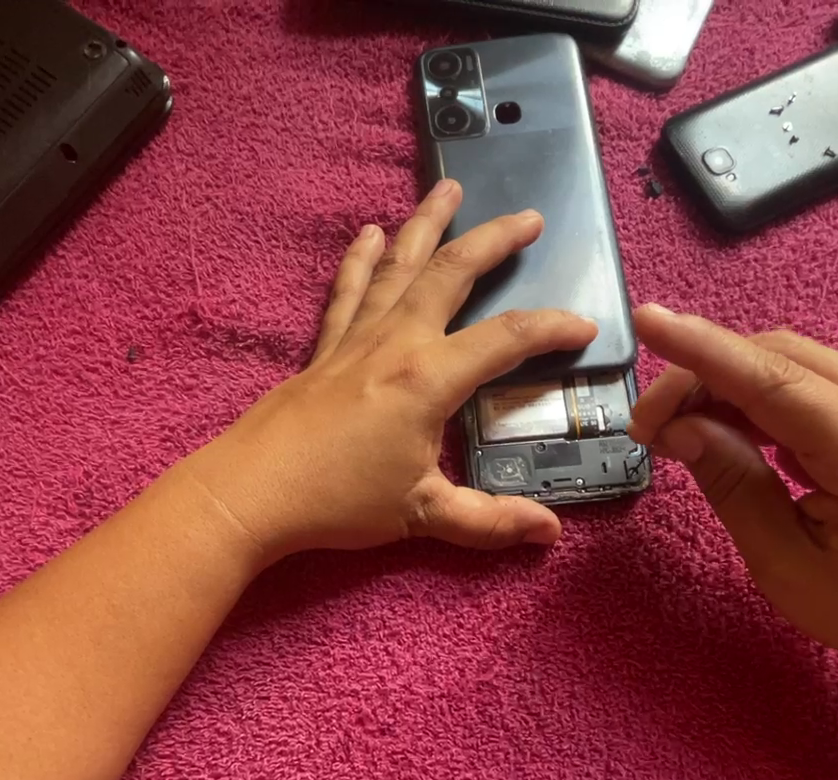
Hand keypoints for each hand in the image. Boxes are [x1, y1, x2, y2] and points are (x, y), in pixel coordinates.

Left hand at [177, 180, 597, 561]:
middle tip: (527, 216)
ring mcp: (355, 339)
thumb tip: (548, 534)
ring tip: (447, 188)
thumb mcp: (423, 515)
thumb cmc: (339, 501)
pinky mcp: (323, 350)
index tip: (584, 326)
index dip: (553, 328)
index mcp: (430, 378)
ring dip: (427, 224)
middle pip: (451, 272)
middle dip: (493, 239)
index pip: (508, 338)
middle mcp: (396, 342)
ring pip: (398, 265)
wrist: (253, 493)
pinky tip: (367, 234)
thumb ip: (489, 521)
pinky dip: (361, 260)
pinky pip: (347, 291)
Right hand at [626, 305, 837, 717]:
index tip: (647, 321)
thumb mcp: (785, 565)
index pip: (777, 383)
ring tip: (674, 430)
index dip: (705, 351)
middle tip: (646, 426)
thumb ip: (734, 487)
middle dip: (704, 375)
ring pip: (797, 365)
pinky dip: (758, 399)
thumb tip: (681, 429)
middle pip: (783, 359)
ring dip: (727, 385)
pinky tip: (724, 429)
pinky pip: (815, 386)